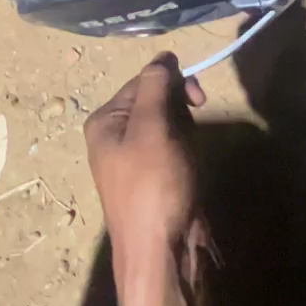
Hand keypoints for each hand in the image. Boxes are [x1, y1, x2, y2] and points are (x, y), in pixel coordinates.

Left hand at [85, 53, 206, 258]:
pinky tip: (192, 161)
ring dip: (187, 127)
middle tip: (199, 114)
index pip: (143, 80)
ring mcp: (136, 159)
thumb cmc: (153, 184)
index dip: (172, 82)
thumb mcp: (152, 126)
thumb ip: (156, 86)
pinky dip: (187, 147)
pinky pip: (174, 145)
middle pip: (155, 99)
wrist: (162, 250)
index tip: (198, 97)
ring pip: (169, 122)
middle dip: (180, 105)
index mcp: (105, 121)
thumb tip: (163, 56)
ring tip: (191, 148)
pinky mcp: (157, 176)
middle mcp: (116, 137)